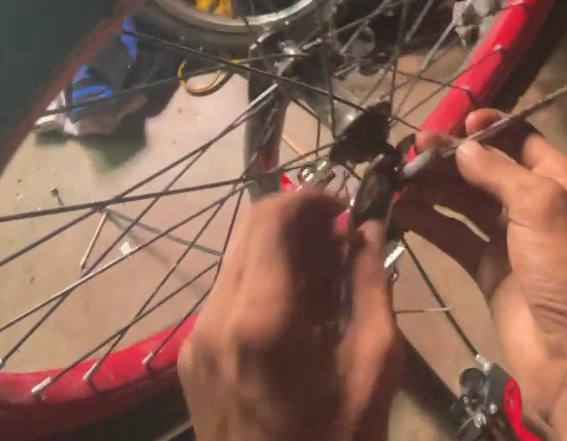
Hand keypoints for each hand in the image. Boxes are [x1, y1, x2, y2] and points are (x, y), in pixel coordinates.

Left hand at [180, 190, 399, 440]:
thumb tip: (368, 228)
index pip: (273, 218)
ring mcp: (197, 339)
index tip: (348, 209)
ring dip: (283, 248)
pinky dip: (265, 279)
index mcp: (261, 318)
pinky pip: (230, 292)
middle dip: (299, 219)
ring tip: (328, 271)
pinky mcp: (193, 358)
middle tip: (342, 236)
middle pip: (251, 229)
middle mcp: (217, 317)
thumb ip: (370, 285)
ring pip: (238, 257)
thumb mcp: (373, 368)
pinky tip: (301, 308)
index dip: (311, 198)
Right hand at [393, 110, 566, 439]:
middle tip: (411, 150)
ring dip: (433, 187)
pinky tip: (401, 211)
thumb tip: (461, 149)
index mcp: (558, 181)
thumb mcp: (542, 208)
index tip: (454, 123)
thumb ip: (499, 173)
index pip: (519, 137)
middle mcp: (533, 204)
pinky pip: (454, 236)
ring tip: (397, 178)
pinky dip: (429, 222)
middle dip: (449, 156)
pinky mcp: (487, 270)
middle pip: (485, 167)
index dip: (487, 127)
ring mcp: (509, 238)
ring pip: (464, 200)